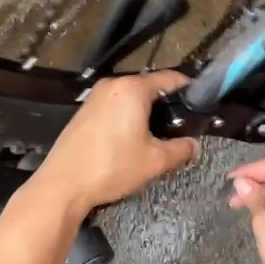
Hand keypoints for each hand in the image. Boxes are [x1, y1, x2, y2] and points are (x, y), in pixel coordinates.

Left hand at [29, 71, 200, 211]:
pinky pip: (114, 108)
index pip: (169, 78)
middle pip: (149, 87)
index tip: (201, 100)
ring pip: (130, 98)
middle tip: (181, 125)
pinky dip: (127, 117)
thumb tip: (194, 145)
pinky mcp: (83, 112)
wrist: (63, 185)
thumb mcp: (155, 161)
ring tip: (159, 135)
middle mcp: (113, 86)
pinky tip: (132, 139)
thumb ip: (180, 149)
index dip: (188, 87)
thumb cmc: (112, 166)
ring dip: (146, 112)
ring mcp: (94, 98)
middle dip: (167, 103)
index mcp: (133, 89)